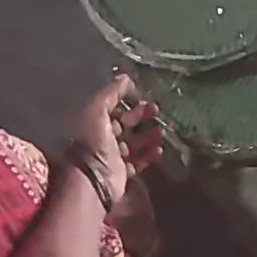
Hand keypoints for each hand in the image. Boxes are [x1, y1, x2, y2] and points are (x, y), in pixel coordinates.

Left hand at [77, 75, 162, 203]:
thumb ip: (110, 93)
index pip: (113, 108)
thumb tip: (126, 77)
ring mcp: (113, 156)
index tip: (143, 95)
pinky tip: (159, 150)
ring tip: (162, 131)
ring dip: (148, 136)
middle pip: (125, 124)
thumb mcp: (98, 111)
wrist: (94, 179)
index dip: (127, 100)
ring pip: (134, 143)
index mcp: (95, 122)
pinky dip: (148, 156)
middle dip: (141, 116)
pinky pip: (138, 162)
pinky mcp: (122, 172)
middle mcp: (103, 138)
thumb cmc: (94, 143)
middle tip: (156, 111)